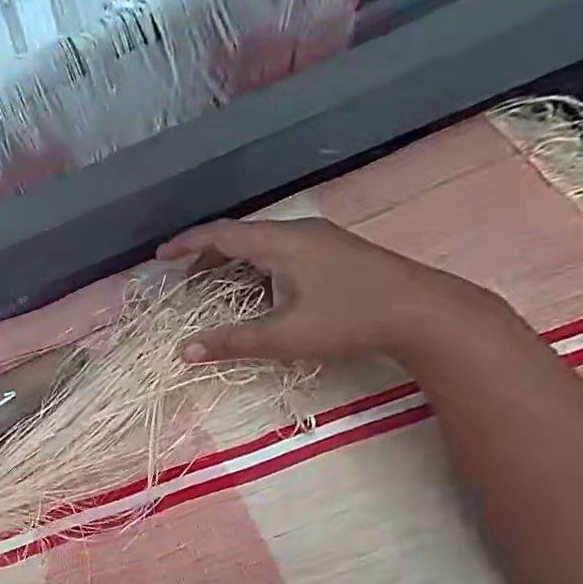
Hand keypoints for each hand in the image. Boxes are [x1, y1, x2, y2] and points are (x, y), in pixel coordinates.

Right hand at [157, 218, 521, 366]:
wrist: (422, 312)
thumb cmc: (347, 320)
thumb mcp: (282, 336)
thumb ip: (232, 342)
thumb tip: (185, 351)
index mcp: (281, 242)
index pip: (222, 234)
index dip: (188, 243)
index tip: (160, 255)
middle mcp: (298, 232)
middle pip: (241, 236)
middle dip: (207, 256)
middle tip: (184, 280)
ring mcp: (320, 240)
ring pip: (263, 244)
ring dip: (233, 263)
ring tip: (213, 287)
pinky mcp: (334, 253)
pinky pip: (281, 252)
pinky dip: (256, 268)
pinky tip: (257, 292)